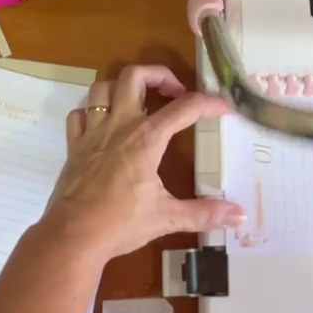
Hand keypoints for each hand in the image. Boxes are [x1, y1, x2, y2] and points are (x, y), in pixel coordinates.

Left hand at [42, 65, 245, 263]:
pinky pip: (79, 114)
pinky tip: (103, 123)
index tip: (224, 107)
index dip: (208, 103)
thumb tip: (241, 216)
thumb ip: (205, 213)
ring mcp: (92, 132)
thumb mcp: (167, 218)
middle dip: (158, 75)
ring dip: (122, 87)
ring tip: (139, 101)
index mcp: (146, 138)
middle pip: (135, 76)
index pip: (185, 108)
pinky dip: (91, 112)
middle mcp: (119, 125)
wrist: (72, 237)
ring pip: (102, 88)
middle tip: (174, 92)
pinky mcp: (73, 146)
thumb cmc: (120, 224)